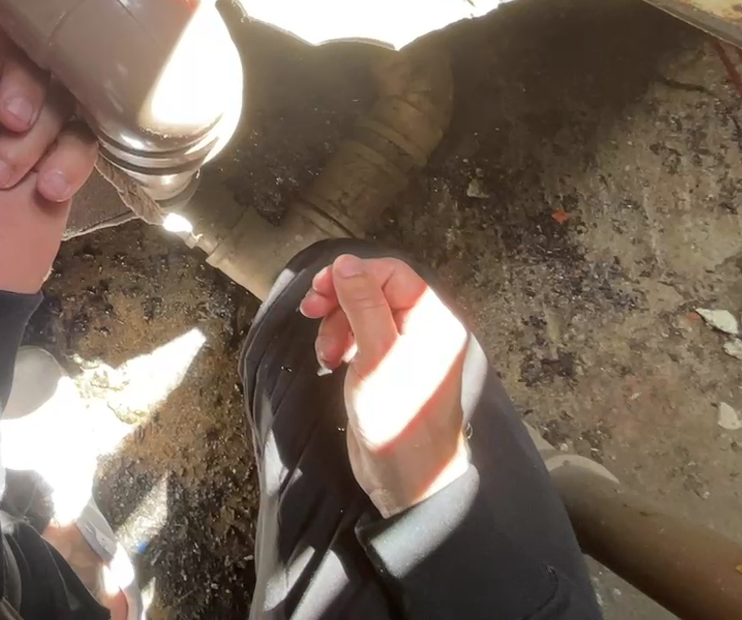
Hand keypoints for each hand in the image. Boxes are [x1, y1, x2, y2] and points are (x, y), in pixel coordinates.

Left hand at [0, 0, 98, 291]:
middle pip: (24, 44)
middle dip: (21, 79)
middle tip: (6, 119)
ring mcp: (24, 124)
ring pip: (57, 87)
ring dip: (36, 131)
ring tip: (5, 175)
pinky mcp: (59, 156)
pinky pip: (84, 132)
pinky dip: (67, 159)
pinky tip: (45, 189)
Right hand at [300, 254, 471, 516]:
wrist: (406, 480)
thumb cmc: (397, 416)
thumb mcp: (375, 354)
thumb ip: (362, 303)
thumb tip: (346, 262)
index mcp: (432, 321)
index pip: (391, 273)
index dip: (352, 274)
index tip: (318, 290)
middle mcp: (422, 330)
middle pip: (373, 290)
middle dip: (338, 299)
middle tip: (309, 311)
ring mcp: (404, 349)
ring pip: (361, 312)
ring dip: (335, 324)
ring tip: (324, 352)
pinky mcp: (387, 367)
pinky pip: (360, 337)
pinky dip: (339, 342)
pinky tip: (329, 361)